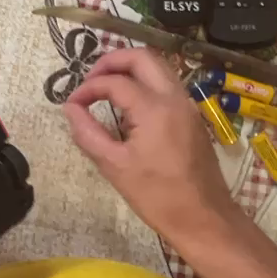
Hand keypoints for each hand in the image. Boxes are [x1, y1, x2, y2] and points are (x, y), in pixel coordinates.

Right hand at [63, 48, 242, 249]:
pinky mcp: (192, 116)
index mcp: (154, 109)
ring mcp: (187, 105)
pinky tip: (129, 105)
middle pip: (142, 57)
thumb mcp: (115, 167)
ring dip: (130, 68)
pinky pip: (167, 84)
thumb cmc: (158, 197)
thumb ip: (88, 133)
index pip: (114, 82)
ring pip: (158, 66)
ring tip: (106, 87)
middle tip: (91, 79)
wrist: (206, 220)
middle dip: (112, 61)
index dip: (88, 88)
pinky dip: (145, 81)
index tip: (73, 103)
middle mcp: (174, 98)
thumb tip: (70, 108)